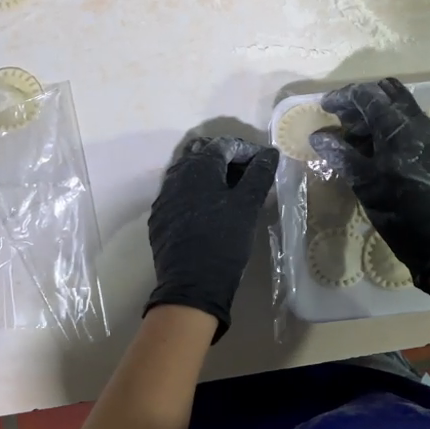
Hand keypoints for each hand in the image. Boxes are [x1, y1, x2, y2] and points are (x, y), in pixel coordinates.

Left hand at [145, 135, 279, 341]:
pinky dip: (196, 191)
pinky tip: (209, 207)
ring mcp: (164, 196)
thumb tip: (269, 152)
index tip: (264, 162)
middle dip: (225, 156)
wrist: (191, 284)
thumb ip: (259, 174)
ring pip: (187, 171)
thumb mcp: (248, 205)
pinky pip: (178, 192)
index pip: (225, 144)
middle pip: (201, 153)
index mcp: (199, 166)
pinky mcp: (160, 216)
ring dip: (209, 173)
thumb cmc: (225, 240)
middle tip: (247, 172)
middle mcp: (176, 174)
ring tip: (230, 189)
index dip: (247, 149)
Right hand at [310, 78, 429, 294]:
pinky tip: (374, 147)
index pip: (368, 96)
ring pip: (399, 108)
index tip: (325, 106)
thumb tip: (318, 136)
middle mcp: (417, 122)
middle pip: (387, 95)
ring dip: (375, 114)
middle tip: (341, 118)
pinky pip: (408, 124)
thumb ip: (341, 154)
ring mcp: (429, 134)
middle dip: (361, 101)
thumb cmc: (398, 209)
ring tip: (353, 135)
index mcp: (398, 126)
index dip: (344, 97)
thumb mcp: (364, 183)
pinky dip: (388, 126)